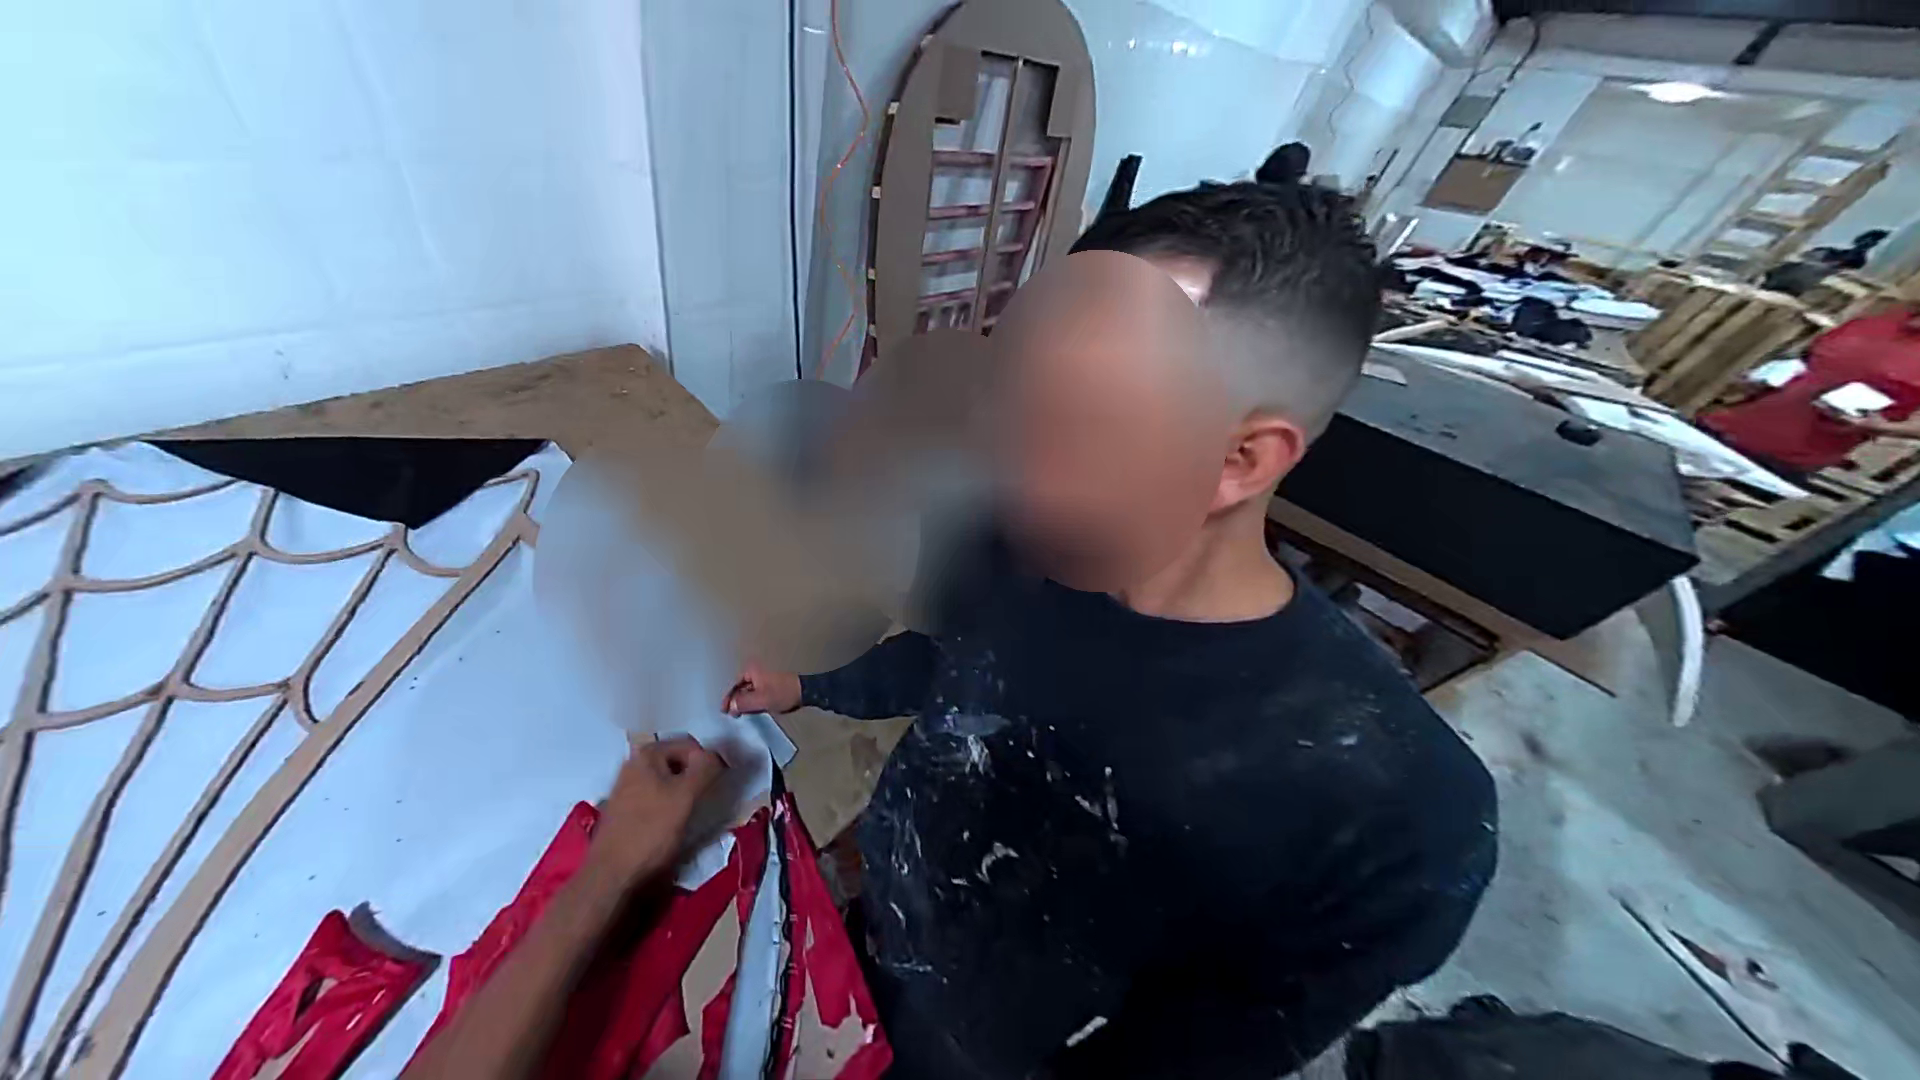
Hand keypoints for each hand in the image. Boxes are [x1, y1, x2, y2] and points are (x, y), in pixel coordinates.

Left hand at [585, 737, 725, 886]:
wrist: (611, 876)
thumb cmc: (651, 831)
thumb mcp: (686, 795)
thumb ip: (706, 768)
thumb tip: (717, 755)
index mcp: (647, 754)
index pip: (691, 745)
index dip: (707, 763)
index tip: (714, 786)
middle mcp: (633, 764)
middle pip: (679, 761)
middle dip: (695, 777)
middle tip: (703, 799)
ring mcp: (626, 787)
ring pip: (668, 780)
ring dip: (683, 792)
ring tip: (689, 813)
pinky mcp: (624, 808)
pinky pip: (656, 796)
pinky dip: (668, 804)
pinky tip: (671, 823)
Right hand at [722, 662, 802, 715]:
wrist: (804, 691)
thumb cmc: (782, 693)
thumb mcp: (761, 699)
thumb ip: (743, 703)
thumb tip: (730, 707)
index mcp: (751, 671)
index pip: (733, 686)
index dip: (728, 699)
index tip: (724, 711)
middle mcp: (755, 672)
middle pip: (739, 688)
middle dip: (735, 701)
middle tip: (731, 714)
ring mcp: (762, 679)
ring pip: (748, 692)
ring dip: (743, 703)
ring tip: (739, 714)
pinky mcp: (769, 686)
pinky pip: (756, 694)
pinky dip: (752, 702)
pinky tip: (751, 711)